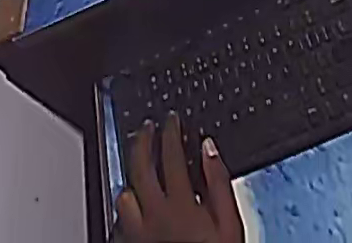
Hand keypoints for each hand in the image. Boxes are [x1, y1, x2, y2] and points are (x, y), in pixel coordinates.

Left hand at [117, 113, 242, 242]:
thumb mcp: (231, 228)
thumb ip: (218, 184)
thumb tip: (208, 147)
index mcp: (181, 206)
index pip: (171, 154)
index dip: (170, 131)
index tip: (172, 119)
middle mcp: (154, 215)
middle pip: (139, 164)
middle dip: (143, 139)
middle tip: (148, 127)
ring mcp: (138, 234)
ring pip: (124, 192)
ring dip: (131, 177)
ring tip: (139, 168)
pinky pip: (119, 220)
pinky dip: (126, 207)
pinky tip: (134, 205)